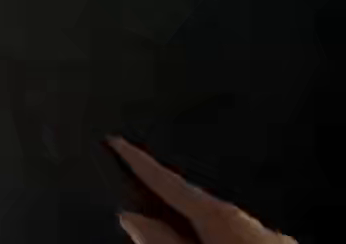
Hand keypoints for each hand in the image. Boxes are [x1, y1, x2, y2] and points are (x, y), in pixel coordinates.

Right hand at [109, 137, 294, 243]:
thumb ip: (158, 241)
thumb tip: (132, 217)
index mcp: (227, 219)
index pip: (168, 179)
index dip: (136, 159)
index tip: (116, 142)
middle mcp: (260, 229)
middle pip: (202, 207)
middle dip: (173, 206)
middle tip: (143, 204)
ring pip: (231, 232)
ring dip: (203, 232)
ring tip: (181, 235)